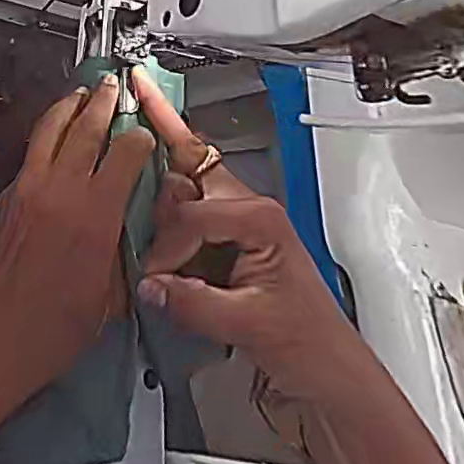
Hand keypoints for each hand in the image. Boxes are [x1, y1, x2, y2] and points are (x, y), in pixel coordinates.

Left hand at [0, 76, 154, 439]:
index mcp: (94, 216)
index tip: (145, 135)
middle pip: (86, 128)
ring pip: (51, 128)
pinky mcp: (8, 193)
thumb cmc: (53, 329)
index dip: (140, 139)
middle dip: (104, 102)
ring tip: (82, 93)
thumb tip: (135, 221)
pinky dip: (48, 130)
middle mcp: (61, 191)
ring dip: (70, 105)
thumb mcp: (110, 296)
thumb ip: (126, 249)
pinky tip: (56, 131)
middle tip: (114, 87)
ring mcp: (29, 187)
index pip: (125, 156)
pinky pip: (33, 149)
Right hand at [131, 68, 364, 402]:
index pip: (191, 214)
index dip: (167, 247)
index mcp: (258, 218)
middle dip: (159, 141)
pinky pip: (185, 211)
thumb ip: (192, 302)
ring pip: (185, 183)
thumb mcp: (249, 323)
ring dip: (159, 173)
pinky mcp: (225, 240)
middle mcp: (246, 209)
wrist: (330, 371)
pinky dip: (162, 202)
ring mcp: (234, 222)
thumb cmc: (309, 341)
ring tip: (133, 138)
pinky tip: (144, 191)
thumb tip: (150, 285)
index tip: (154, 277)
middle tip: (136, 91)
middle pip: (191, 165)